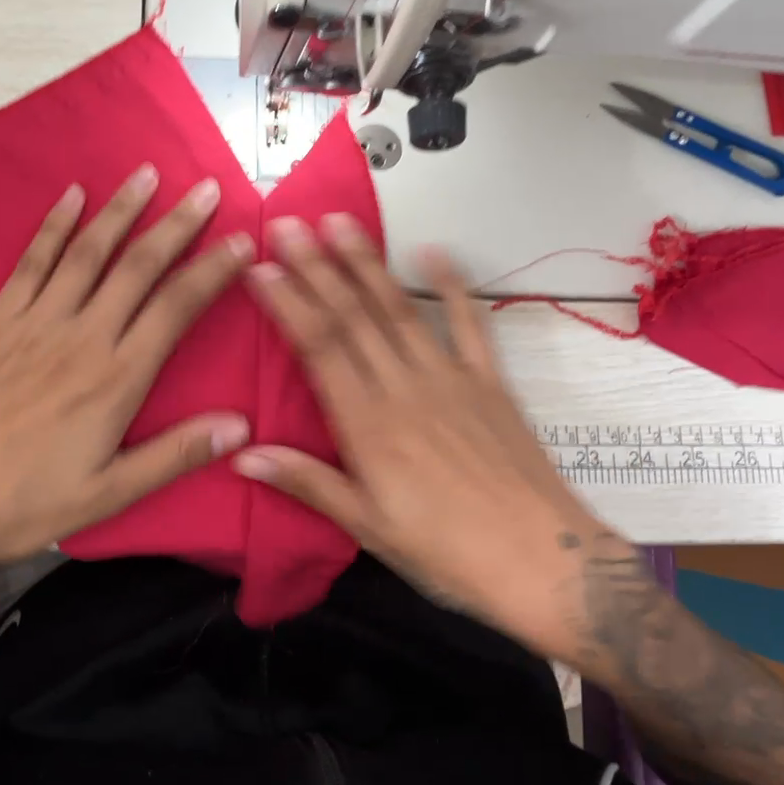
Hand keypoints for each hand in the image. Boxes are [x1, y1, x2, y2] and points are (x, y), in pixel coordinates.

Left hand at [0, 164, 252, 572]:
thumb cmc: (26, 501)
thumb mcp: (110, 493)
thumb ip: (176, 454)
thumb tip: (241, 427)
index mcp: (117, 378)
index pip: (177, 308)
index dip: (213, 271)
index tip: (242, 241)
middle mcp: (82, 337)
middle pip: (139, 267)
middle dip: (177, 224)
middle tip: (207, 188)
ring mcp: (36, 322)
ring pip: (88, 252)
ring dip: (121, 209)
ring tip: (147, 173)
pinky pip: (32, 261)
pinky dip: (54, 225)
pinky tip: (72, 196)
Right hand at [232, 214, 610, 654]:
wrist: (541, 561)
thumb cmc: (445, 552)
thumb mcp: (367, 527)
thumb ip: (307, 482)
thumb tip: (242, 452)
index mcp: (368, 424)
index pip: (319, 347)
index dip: (288, 303)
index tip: (261, 267)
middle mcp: (404, 388)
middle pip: (353, 317)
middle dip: (316, 267)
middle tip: (288, 224)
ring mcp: (450, 379)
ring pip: (399, 310)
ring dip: (367, 263)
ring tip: (341, 223)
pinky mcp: (490, 383)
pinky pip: (469, 325)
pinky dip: (452, 287)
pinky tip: (435, 252)